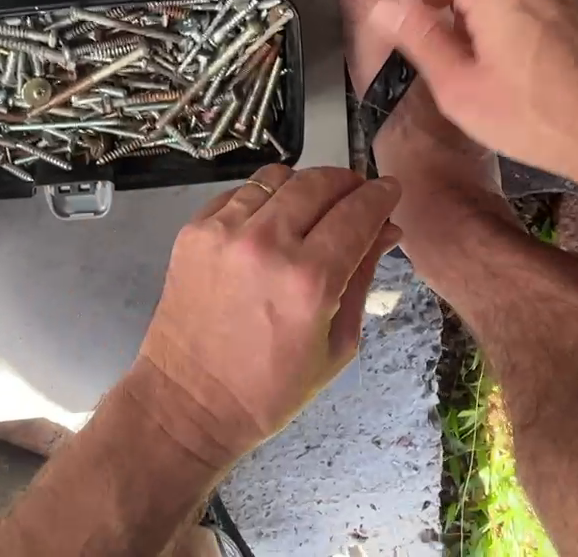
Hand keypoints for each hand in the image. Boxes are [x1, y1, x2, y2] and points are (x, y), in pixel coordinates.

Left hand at [131, 165, 401, 467]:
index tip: (389, 189)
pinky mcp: (194, 229)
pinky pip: (240, 193)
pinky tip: (270, 221)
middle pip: (318, 183)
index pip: (357, 212)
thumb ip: (363, 277)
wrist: (188, 399)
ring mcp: (224, 231)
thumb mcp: (337, 344)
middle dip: (347, 182)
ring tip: (312, 208)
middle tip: (357, 194)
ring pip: (277, 178)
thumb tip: (386, 229)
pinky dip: (264, 199)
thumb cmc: (270, 388)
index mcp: (309, 280)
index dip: (380, 195)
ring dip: (304, 187)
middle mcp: (266, 243)